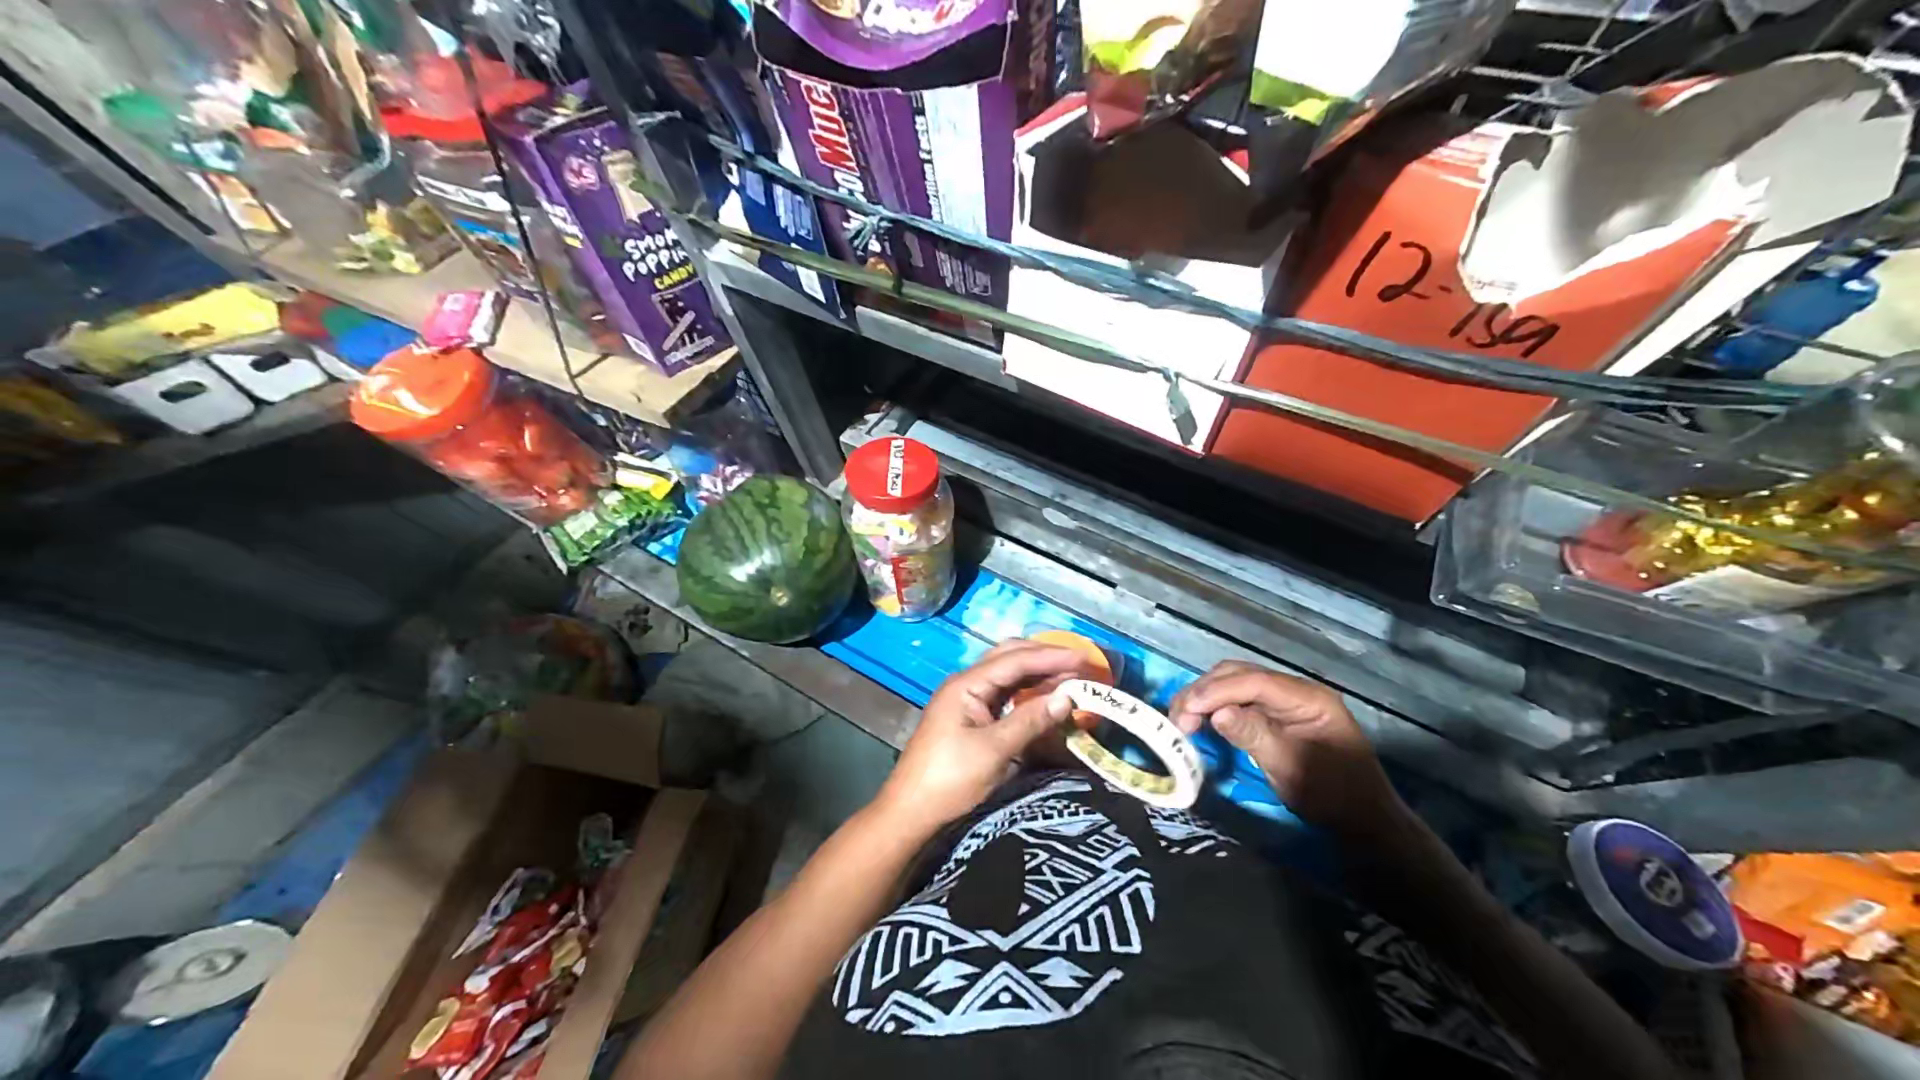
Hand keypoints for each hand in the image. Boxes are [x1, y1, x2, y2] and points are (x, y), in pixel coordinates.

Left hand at [871, 640, 1096, 838]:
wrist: (911, 812)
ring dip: (1038, 674)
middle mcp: (966, 684)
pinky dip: (1027, 693)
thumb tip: (1068, 697)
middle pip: (1010, 658)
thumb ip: (1031, 720)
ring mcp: (967, 701)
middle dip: (1045, 658)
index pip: (1016, 660)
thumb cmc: (950, 780)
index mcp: (967, 684)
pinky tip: (1046, 699)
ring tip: (1071, 678)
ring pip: (1008, 675)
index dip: (1052, 657)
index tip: (1085, 659)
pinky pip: (1004, 695)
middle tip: (1080, 665)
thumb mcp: (995, 751)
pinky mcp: (970, 719)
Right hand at [1169, 661, 1404, 838]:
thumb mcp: (1292, 769)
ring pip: (1235, 684)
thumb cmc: (1334, 797)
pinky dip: (1216, 707)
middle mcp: (1295, 690)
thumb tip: (1215, 713)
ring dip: (1206, 698)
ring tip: (1182, 720)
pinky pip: (1239, 700)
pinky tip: (1200, 721)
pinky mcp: (1276, 714)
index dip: (1216, 692)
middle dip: (1205, 691)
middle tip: (1178, 717)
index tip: (1187, 710)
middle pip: (1240, 675)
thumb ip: (1254, 736)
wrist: (1364, 821)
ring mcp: (1285, 701)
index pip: (1254, 682)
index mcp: (1308, 698)